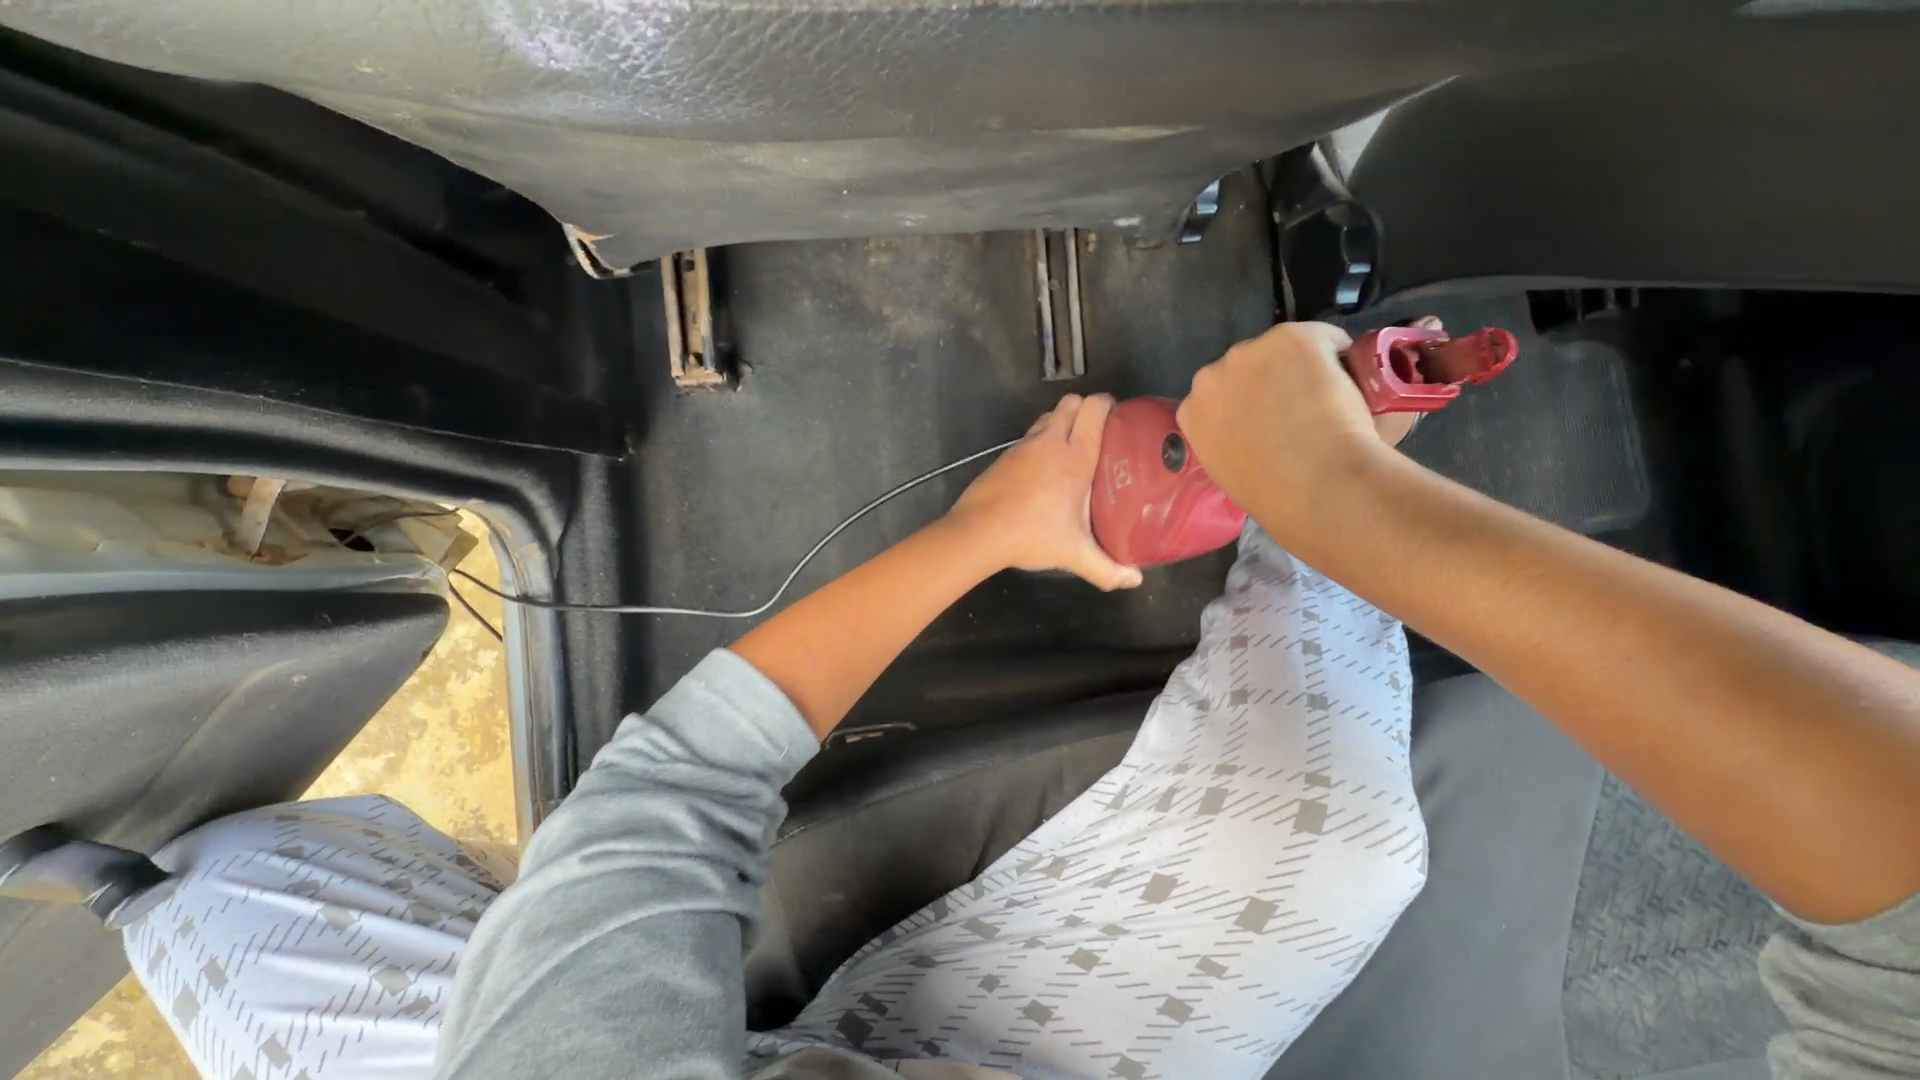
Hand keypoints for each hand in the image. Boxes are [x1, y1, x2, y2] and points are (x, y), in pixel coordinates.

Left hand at [949, 393, 1143, 590]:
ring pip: (1049, 416)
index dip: (1107, 404)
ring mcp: (1024, 445)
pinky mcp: (1005, 455)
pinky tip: (1044, 469)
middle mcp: (1050, 442)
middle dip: (1086, 409)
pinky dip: (1041, 442)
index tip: (1118, 418)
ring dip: (1062, 423)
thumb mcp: (1074, 554)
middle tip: (1098, 433)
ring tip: (1073, 449)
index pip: (1094, 407)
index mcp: (1076, 456)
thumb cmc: (1032, 536)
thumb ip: (1107, 568)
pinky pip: (1030, 436)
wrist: (978, 532)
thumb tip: (1135, 581)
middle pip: (1071, 402)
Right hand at [1175, 322, 1391, 534]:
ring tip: (1330, 404)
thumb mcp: (1231, 472)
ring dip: (1303, 370)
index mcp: (1193, 412)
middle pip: (1248, 369)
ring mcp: (1250, 353)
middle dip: (1273, 384)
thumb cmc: (1275, 495)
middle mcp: (1212, 375)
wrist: (1315, 486)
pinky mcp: (1292, 338)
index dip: (1251, 407)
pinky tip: (1350, 390)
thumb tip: (1260, 437)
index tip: (1274, 427)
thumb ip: (1233, 444)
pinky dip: (1343, 358)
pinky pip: (1325, 339)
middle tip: (1303, 416)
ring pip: (1285, 352)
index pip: (1221, 396)